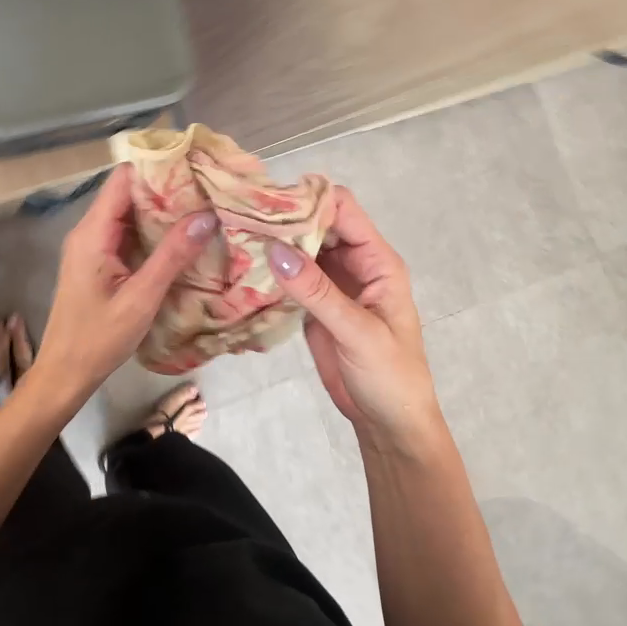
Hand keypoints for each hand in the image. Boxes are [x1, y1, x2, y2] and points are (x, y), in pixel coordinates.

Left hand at [30, 165, 218, 401]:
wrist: (64, 374)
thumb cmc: (98, 338)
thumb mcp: (141, 298)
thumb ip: (172, 256)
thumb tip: (206, 216)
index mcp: (93, 233)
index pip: (123, 180)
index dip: (156, 169)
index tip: (193, 169)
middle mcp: (89, 232)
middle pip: (127, 194)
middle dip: (166, 190)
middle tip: (207, 191)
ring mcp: (91, 247)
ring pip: (129, 215)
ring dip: (161, 213)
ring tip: (202, 210)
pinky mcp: (98, 263)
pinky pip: (126, 236)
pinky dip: (152, 234)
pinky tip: (181, 241)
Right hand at [266, 187, 444, 450]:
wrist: (389, 424)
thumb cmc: (390, 376)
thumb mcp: (358, 333)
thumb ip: (318, 292)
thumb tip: (276, 249)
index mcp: (377, 261)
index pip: (343, 211)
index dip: (310, 201)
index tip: (269, 203)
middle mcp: (355, 264)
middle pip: (318, 224)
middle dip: (285, 218)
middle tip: (243, 217)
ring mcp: (333, 283)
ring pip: (301, 247)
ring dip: (275, 241)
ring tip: (236, 234)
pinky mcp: (314, 304)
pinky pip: (291, 275)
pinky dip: (271, 268)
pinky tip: (244, 264)